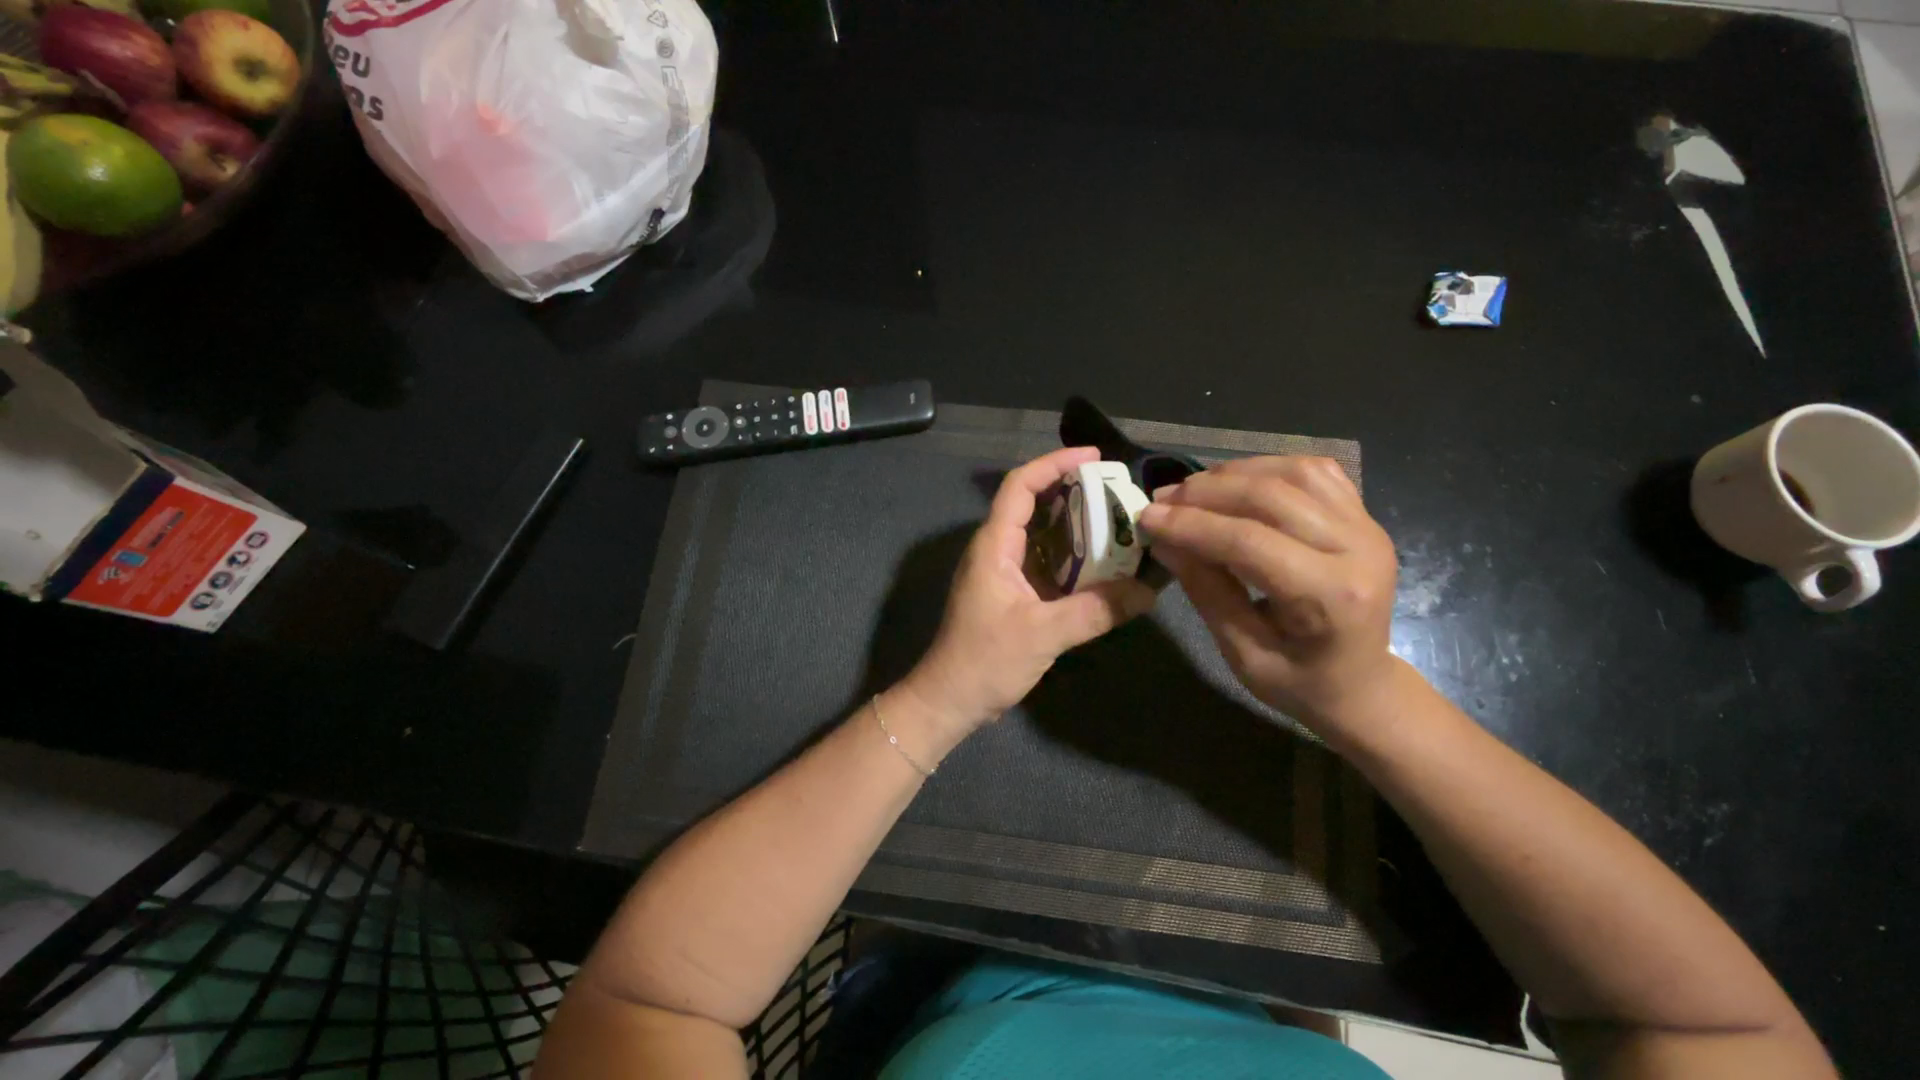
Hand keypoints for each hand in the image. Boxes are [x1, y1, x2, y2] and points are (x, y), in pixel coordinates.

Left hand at [900, 446, 1157, 739]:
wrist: (950, 700)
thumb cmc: (984, 661)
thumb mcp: (1043, 634)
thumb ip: (1096, 611)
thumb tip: (1148, 591)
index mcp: (994, 546)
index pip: (1020, 486)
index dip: (1054, 463)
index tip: (1095, 458)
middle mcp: (997, 550)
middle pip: (1034, 504)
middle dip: (1074, 492)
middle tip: (1119, 492)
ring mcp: (1004, 573)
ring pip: (1042, 535)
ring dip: (1076, 526)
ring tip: (1120, 523)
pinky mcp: (1013, 595)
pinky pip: (1047, 563)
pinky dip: (1074, 558)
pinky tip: (1105, 565)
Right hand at [1138, 456, 1400, 738]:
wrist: (1362, 686)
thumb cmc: (1300, 683)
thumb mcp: (1243, 654)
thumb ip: (1206, 592)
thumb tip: (1163, 540)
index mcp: (1331, 596)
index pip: (1249, 541)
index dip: (1191, 525)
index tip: (1146, 517)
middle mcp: (1359, 549)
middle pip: (1271, 496)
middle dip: (1206, 493)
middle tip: (1161, 500)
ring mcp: (1367, 526)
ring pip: (1293, 472)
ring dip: (1234, 474)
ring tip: (1192, 491)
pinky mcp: (1363, 515)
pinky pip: (1314, 472)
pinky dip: (1267, 468)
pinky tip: (1236, 484)